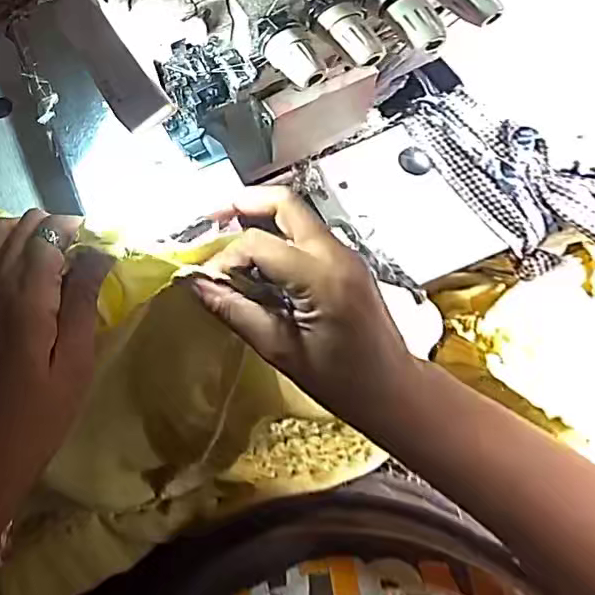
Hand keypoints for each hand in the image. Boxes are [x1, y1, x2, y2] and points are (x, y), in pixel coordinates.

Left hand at [0, 215, 110, 594]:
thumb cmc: (39, 414)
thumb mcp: (76, 361)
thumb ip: (84, 298)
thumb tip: (100, 250)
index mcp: (27, 293)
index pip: (50, 232)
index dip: (77, 229)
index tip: (98, 244)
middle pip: (25, 226)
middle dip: (56, 228)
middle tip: (81, 253)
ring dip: (24, 228)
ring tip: (50, 250)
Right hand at [184, 186, 419, 422]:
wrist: (396, 392)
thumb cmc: (343, 382)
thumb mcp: (281, 350)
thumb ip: (236, 311)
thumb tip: (199, 285)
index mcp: (321, 277)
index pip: (259, 243)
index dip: (226, 257)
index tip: (210, 279)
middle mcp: (335, 253)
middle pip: (284, 202)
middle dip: (243, 203)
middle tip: (212, 218)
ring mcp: (344, 252)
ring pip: (294, 212)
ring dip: (260, 217)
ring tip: (229, 237)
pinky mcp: (345, 258)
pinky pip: (304, 230)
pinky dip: (276, 233)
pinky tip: (259, 259)